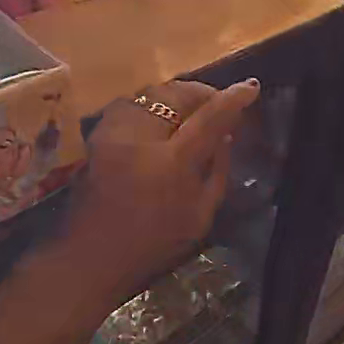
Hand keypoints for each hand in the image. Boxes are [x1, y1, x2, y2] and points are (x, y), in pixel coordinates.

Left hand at [58, 78, 259, 303]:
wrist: (92, 256)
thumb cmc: (154, 244)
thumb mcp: (200, 217)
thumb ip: (218, 173)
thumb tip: (226, 138)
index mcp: (173, 162)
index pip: (210, 118)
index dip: (233, 98)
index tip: (250, 87)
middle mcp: (141, 138)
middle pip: (176, 94)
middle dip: (201, 91)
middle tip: (218, 101)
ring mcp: (114, 134)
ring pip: (150, 94)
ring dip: (175, 96)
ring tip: (190, 108)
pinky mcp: (97, 137)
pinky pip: (130, 105)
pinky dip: (150, 104)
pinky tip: (159, 118)